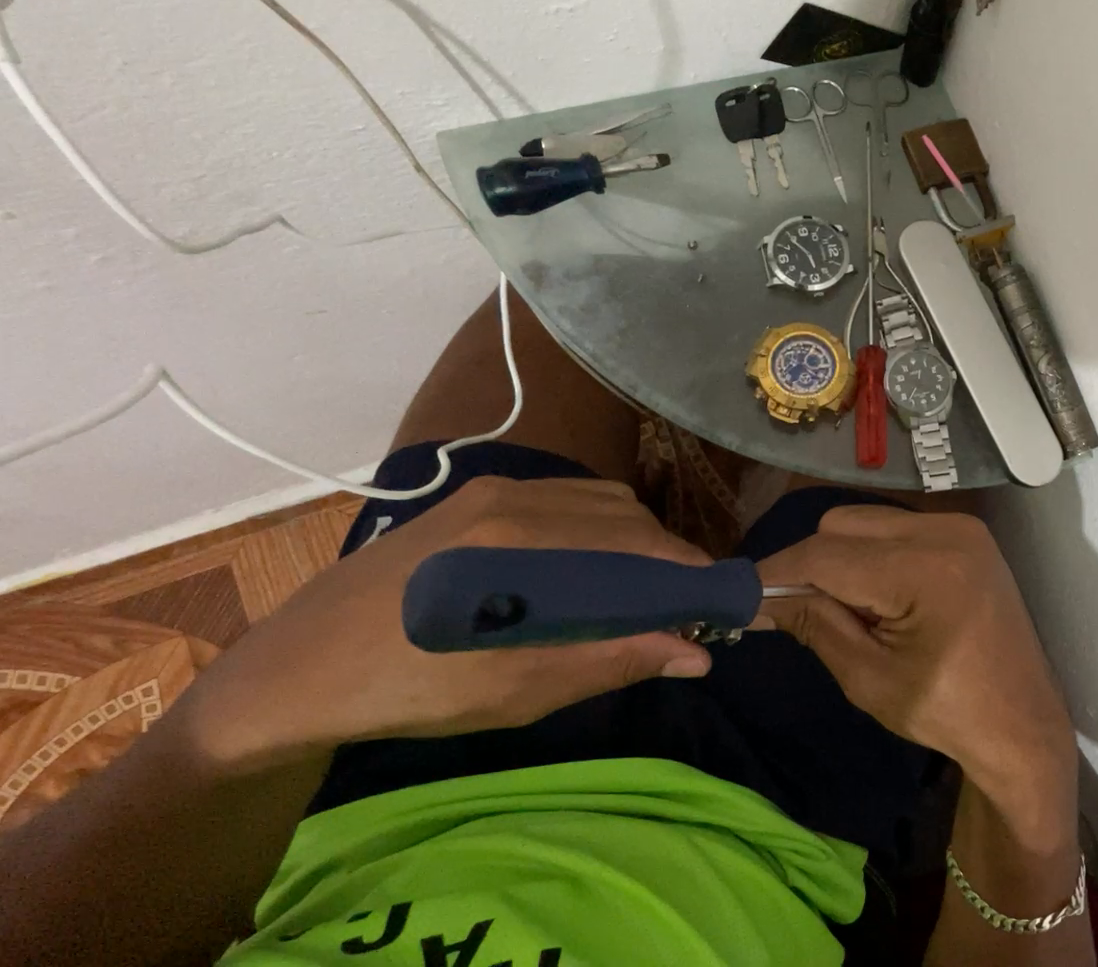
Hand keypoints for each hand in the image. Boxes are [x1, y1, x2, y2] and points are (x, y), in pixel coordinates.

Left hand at [167, 477, 714, 773]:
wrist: (293, 672)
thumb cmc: (407, 690)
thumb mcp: (517, 691)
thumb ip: (613, 660)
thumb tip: (697, 654)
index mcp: (522, 540)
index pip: (638, 541)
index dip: (687, 570)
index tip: (717, 602)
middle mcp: (514, 498)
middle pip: (624, 513)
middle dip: (665, 556)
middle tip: (680, 605)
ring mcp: (489, 492)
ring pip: (596, 501)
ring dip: (632, 539)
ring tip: (638, 589)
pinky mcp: (471, 499)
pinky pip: (561, 500)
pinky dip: (595, 529)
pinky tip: (587, 568)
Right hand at [755, 507, 1076, 826]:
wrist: (1022, 722)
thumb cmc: (947, 713)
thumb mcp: (868, 677)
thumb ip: (813, 624)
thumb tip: (757, 600)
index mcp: (924, 570)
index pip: (825, 555)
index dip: (776, 573)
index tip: (738, 594)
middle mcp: (945, 532)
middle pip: (843, 525)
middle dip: (811, 564)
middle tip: (800, 612)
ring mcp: (961, 528)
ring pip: (868, 521)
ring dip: (842, 557)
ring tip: (851, 612)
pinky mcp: (968, 535)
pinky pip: (898, 527)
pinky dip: (874, 554)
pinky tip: (881, 598)